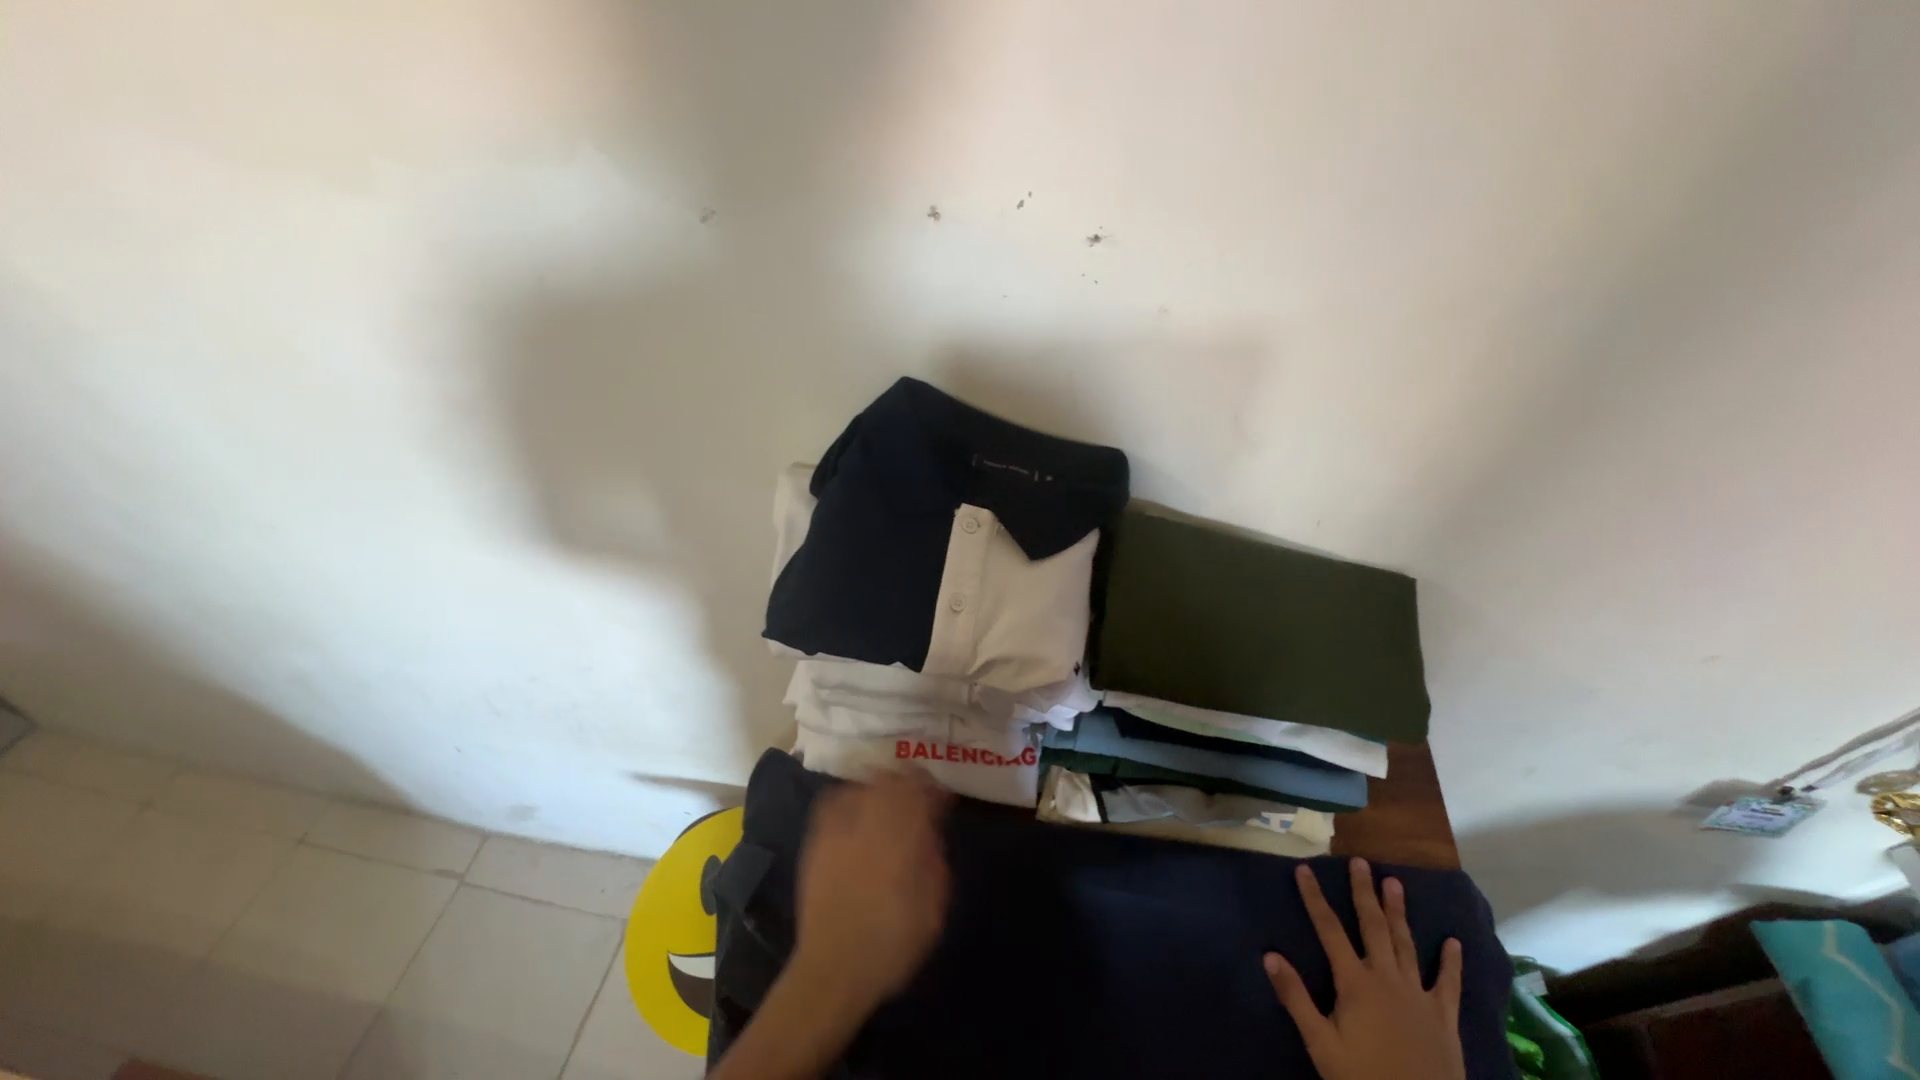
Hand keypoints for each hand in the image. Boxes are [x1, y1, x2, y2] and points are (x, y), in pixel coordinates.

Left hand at [790, 772, 952, 1013]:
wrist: (833, 970)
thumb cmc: (891, 946)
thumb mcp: (932, 910)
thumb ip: (934, 864)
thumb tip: (930, 835)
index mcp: (902, 844)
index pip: (919, 795)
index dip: (933, 789)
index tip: (943, 795)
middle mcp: (868, 829)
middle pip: (889, 784)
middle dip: (908, 783)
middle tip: (919, 794)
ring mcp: (836, 834)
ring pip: (861, 788)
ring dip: (879, 787)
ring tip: (888, 796)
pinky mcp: (815, 844)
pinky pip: (831, 804)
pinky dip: (848, 798)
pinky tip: (855, 806)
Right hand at [1264, 859, 1464, 1079]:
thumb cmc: (1364, 1078)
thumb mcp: (1321, 1044)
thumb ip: (1296, 998)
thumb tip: (1270, 955)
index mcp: (1355, 983)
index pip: (1329, 930)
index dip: (1314, 898)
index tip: (1304, 869)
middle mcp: (1387, 978)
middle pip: (1372, 926)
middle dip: (1363, 892)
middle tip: (1360, 861)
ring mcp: (1418, 994)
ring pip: (1406, 943)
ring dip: (1398, 912)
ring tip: (1394, 883)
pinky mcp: (1443, 1015)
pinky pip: (1448, 982)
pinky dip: (1451, 961)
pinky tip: (1453, 942)